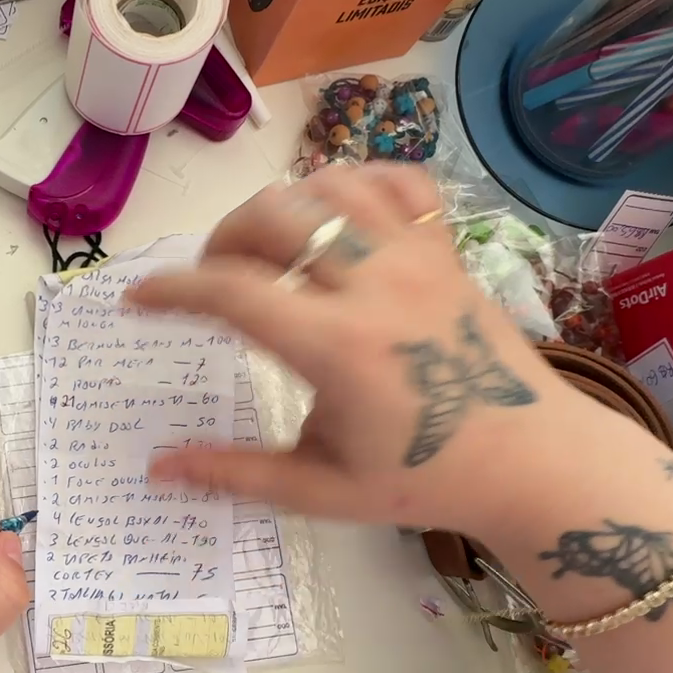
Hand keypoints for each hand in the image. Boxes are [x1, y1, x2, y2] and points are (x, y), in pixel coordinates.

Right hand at [128, 163, 646, 539]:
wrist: (535, 462)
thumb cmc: (421, 481)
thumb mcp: (316, 490)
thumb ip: (231, 473)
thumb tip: (156, 469)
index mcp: (336, 347)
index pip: (230, 292)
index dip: (170, 290)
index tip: (137, 301)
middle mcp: (373, 285)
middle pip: (272, 216)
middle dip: (219, 240)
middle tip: (209, 280)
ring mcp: (416, 257)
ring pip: (327, 185)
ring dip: (278, 208)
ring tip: (266, 250)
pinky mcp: (445, 249)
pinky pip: (394, 181)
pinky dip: (349, 185)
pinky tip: (333, 221)